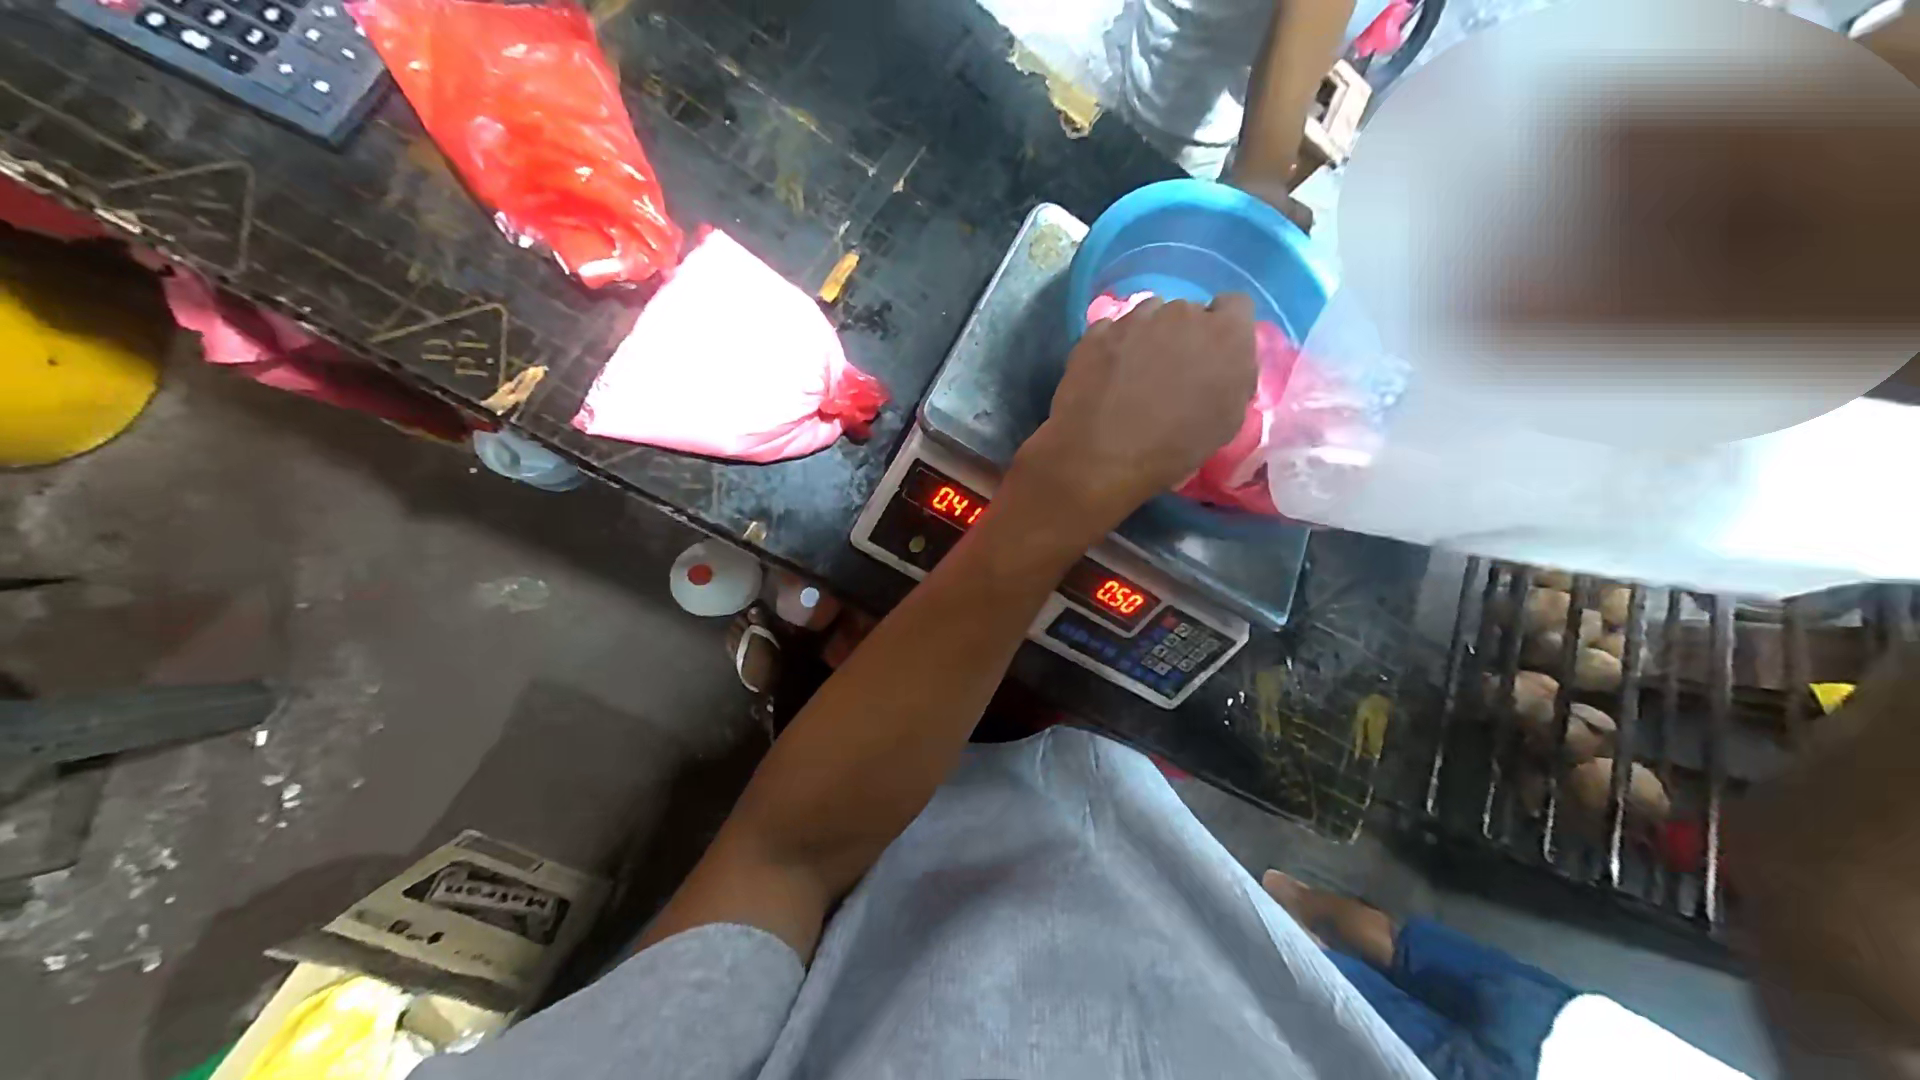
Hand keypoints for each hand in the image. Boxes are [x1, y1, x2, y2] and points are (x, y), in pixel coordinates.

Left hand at [1006, 295, 1257, 538]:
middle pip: (1189, 311)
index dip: (1225, 328)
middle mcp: (1182, 313)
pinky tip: (1106, 375)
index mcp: (1225, 332)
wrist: (1103, 457)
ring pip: (1149, 315)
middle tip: (1172, 371)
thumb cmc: (1175, 447)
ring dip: (1148, 336)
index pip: (1236, 305)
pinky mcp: (1096, 332)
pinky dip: (1113, 346)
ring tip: (1135, 373)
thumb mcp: (1228, 420)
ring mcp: (1134, 319)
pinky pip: (1113, 330)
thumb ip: (1235, 378)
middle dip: (1184, 335)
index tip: (1214, 354)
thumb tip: (1225, 367)